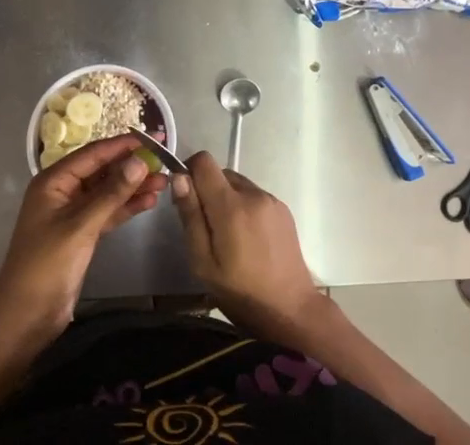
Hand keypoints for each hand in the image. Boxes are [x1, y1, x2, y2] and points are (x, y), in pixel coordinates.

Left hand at [0, 136, 168, 335]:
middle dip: (132, 166)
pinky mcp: (83, 234)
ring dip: (134, 187)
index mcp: (53, 182)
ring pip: (108, 192)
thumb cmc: (47, 265)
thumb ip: (112, 193)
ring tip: (165, 180)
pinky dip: (127, 207)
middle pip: (102, 171)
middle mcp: (63, 192)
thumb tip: (140, 160)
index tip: (153, 138)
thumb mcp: (81, 225)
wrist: (26, 316)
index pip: (93, 154)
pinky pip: (108, 212)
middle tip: (165, 159)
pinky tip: (150, 201)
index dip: (124, 145)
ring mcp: (73, 214)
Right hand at [172, 152, 326, 340]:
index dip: (189, 172)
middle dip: (207, 191)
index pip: (204, 162)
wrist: (290, 308)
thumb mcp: (203, 261)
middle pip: (221, 173)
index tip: (186, 199)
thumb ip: (190, 216)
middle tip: (205, 228)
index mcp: (231, 206)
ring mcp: (272, 200)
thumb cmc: (240, 291)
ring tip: (229, 237)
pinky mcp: (283, 209)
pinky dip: (245, 207)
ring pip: (238, 184)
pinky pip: (255, 196)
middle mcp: (253, 194)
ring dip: (227, 199)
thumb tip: (179, 178)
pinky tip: (248, 238)